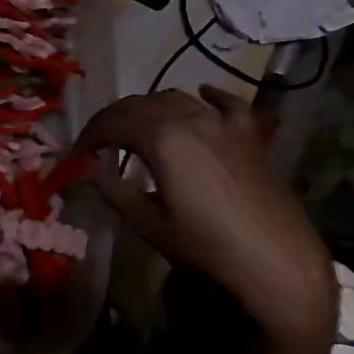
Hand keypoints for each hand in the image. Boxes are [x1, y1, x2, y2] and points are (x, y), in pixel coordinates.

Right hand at [76, 86, 335, 353]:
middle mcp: (191, 118)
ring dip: (150, 107)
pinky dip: (209, 96)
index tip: (77, 152)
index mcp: (162, 138)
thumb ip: (115, 191)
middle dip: (114, 119)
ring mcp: (224, 123)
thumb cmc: (207, 245)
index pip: (113, 122)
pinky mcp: (250, 134)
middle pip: (141, 104)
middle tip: (99, 140)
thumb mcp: (149, 224)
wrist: (276, 260)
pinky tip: (202, 93)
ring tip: (137, 125)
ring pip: (177, 98)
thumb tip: (91, 169)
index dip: (90, 134)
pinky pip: (227, 103)